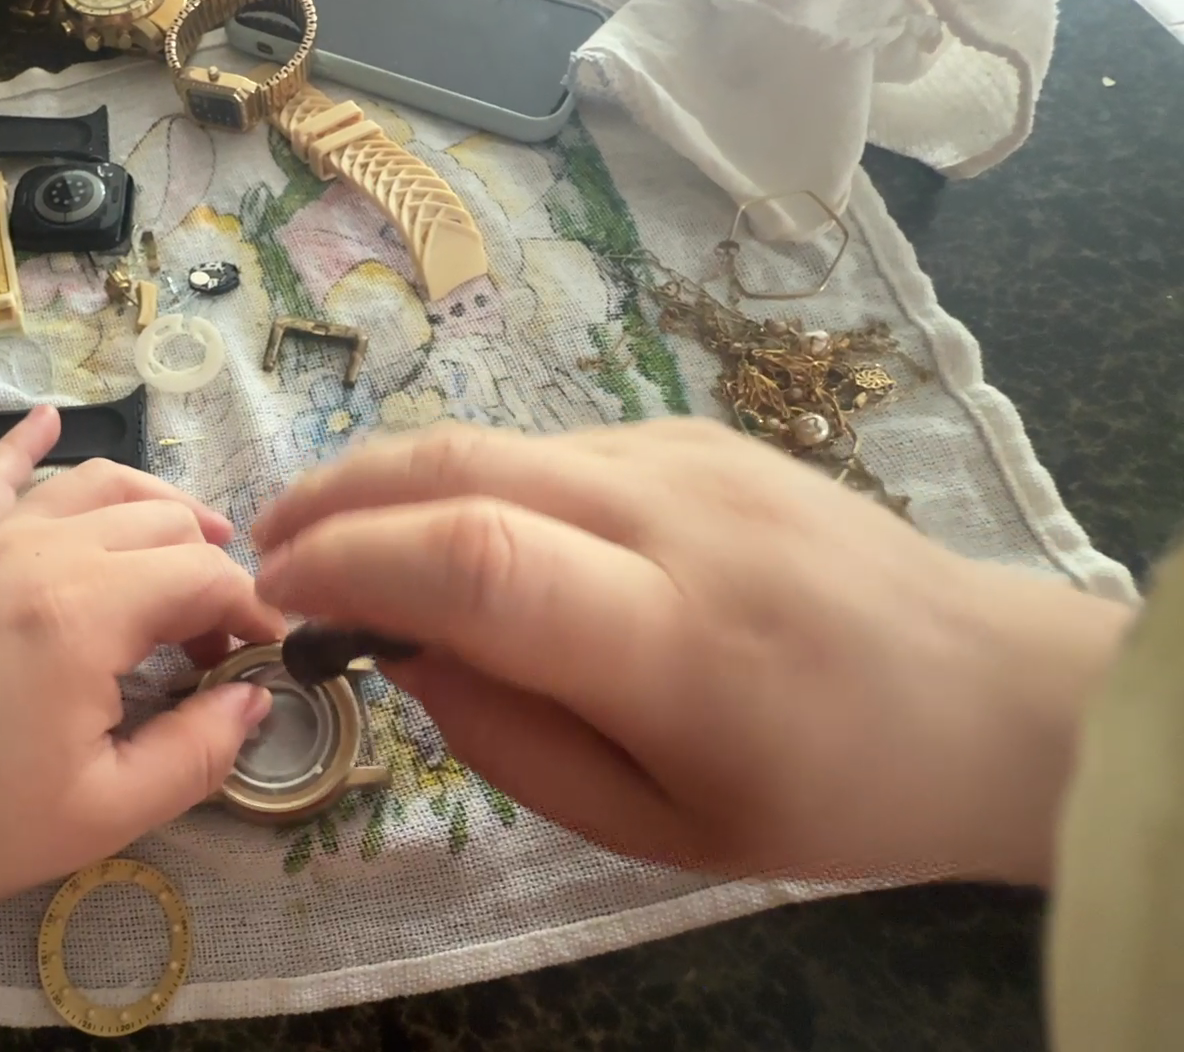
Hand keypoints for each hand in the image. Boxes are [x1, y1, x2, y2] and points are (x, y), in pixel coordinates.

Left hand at [0, 407, 283, 955]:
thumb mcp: (101, 814)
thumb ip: (198, 752)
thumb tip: (253, 698)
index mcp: (84, 611)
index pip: (206, 577)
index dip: (254, 610)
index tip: (269, 653)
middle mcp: (42, 550)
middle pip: (164, 525)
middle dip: (214, 572)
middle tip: (218, 641)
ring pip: (100, 485)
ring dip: (161, 507)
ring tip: (195, 543)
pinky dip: (28, 443)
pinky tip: (47, 417)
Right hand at [252, 418, 1132, 884]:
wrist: (985, 689)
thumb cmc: (813, 791)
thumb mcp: (638, 821)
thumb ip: (497, 733)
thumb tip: (397, 641)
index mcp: (673, 641)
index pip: (475, 563)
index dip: (351, 563)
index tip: (279, 592)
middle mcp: (670, 515)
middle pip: (458, 468)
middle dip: (334, 496)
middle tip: (267, 538)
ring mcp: (675, 453)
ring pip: (481, 442)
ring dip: (376, 479)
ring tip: (322, 525)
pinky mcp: (676, 430)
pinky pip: (529, 451)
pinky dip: (447, 482)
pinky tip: (435, 525)